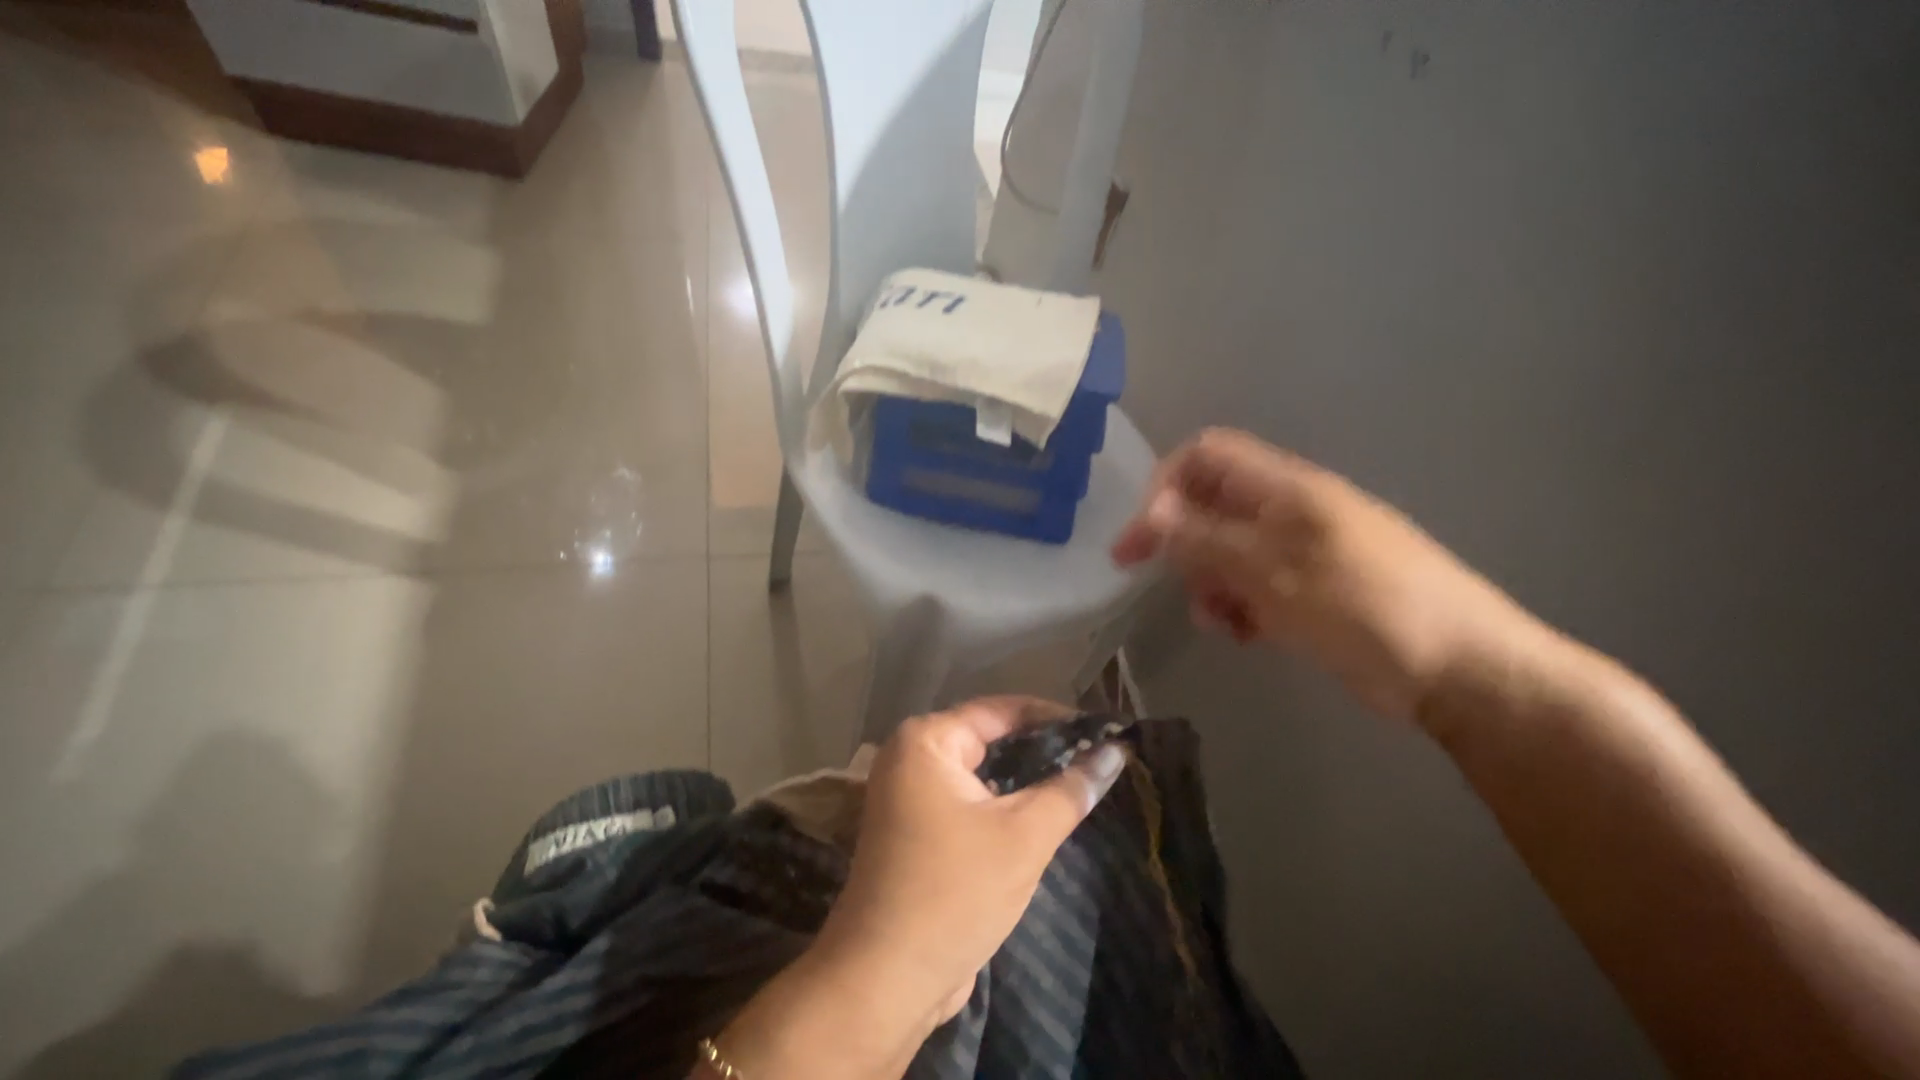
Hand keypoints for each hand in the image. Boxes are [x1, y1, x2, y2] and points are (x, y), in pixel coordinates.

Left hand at [818, 697, 1125, 1021]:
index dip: (1057, 718)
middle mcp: (910, 758)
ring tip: (1084, 786)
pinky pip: (969, 803)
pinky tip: (1045, 817)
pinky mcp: (915, 833)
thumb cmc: (955, 892)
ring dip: (1027, 782)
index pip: (1003, 710)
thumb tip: (1115, 752)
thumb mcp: (1025, 836)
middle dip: (1045, 751)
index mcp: (926, 741)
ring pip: (982, 775)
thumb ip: (1071, 789)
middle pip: (990, 739)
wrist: (887, 977)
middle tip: (1102, 760)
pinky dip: (1004, 807)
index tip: (1106, 730)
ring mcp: (908, 797)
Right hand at [1112, 428, 1543, 720]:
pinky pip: (1257, 587)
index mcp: (1284, 488)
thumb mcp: (1273, 570)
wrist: (1460, 667)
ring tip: (1222, 622)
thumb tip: (1149, 512)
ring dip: (1211, 583)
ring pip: (1230, 553)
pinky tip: (1248, 636)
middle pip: (1212, 506)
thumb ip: (1205, 539)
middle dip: (1185, 545)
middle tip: (1177, 589)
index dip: (1164, 488)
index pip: (1205, 456)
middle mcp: (1290, 511)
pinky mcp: (1315, 593)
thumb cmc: (1364, 606)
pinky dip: (1242, 607)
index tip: (1139, 542)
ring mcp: (1304, 553)